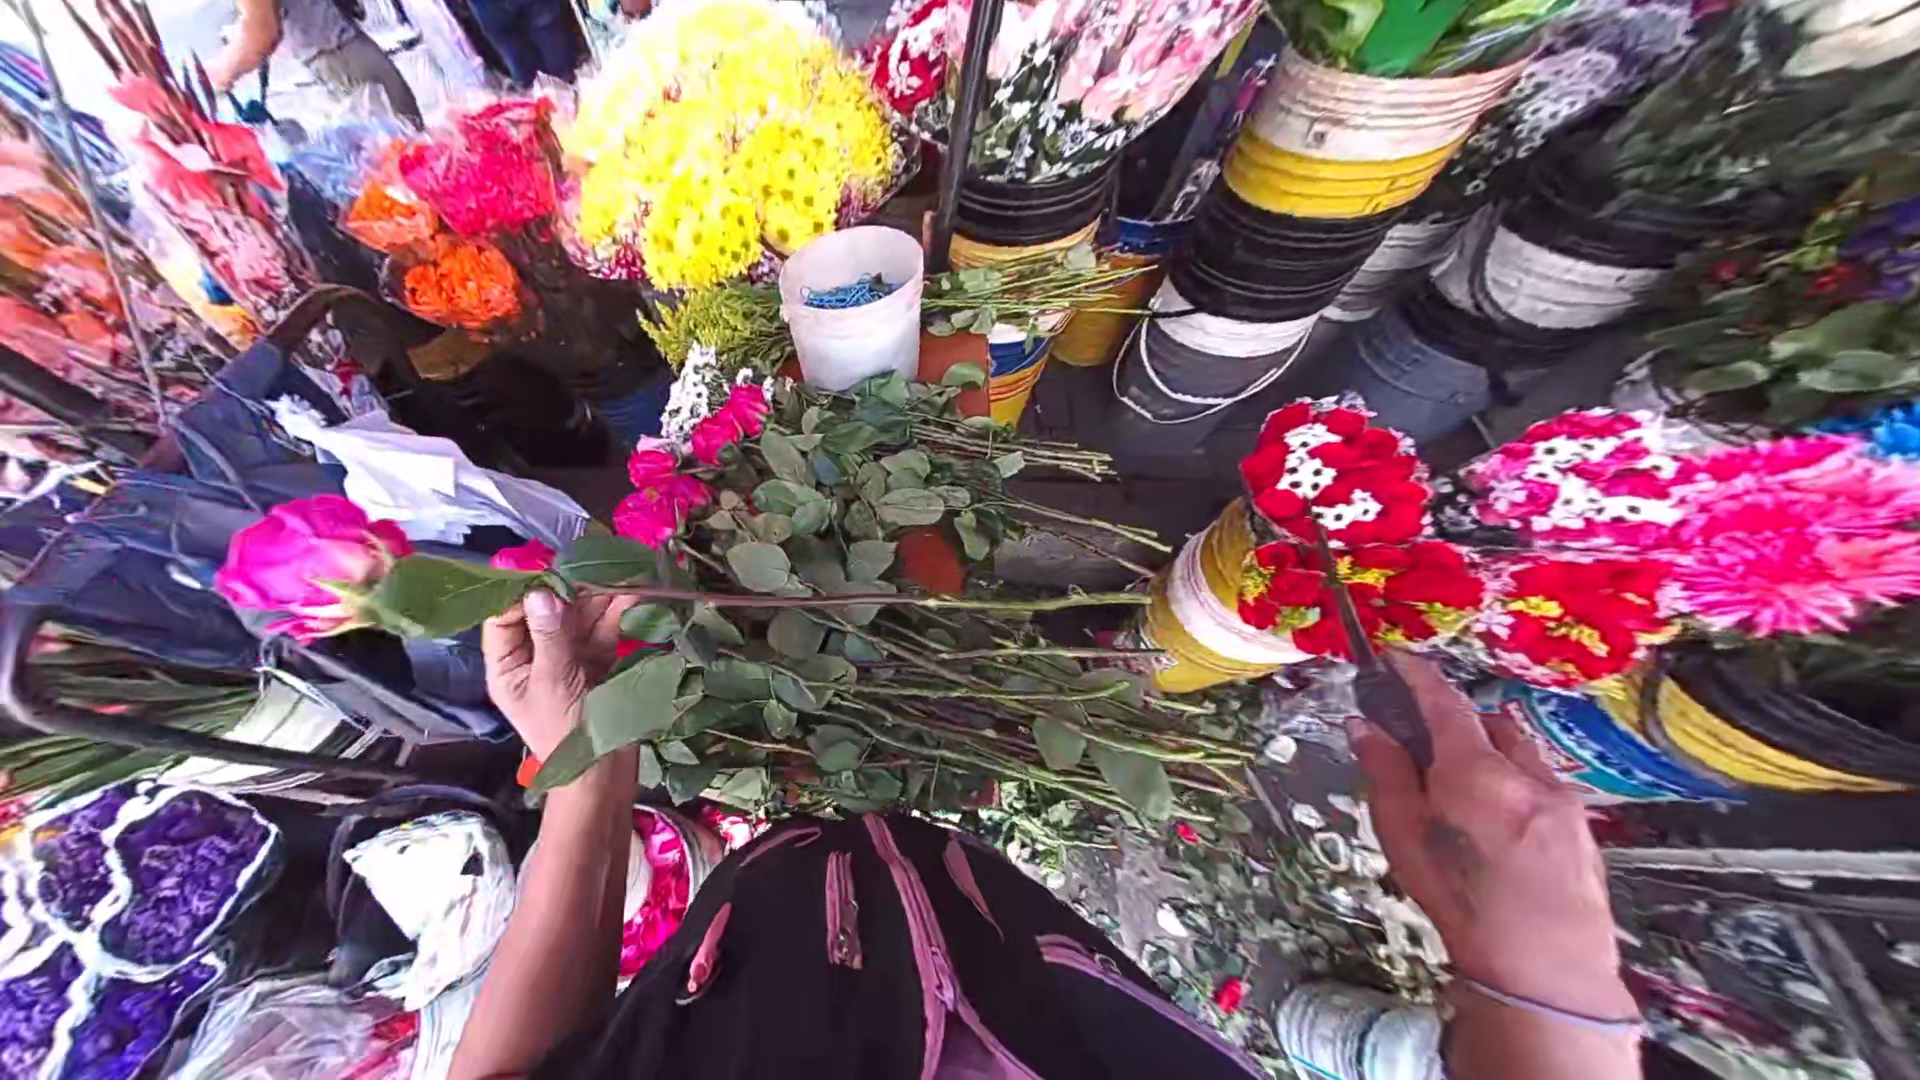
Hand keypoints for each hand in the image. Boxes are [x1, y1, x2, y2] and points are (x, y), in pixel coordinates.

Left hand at [481, 589, 637, 759]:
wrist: (604, 766)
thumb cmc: (564, 730)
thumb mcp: (552, 683)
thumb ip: (550, 637)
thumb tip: (541, 593)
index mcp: (510, 665)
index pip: (505, 618)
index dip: (523, 594)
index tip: (548, 574)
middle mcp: (538, 655)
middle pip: (549, 613)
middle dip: (573, 591)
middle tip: (595, 567)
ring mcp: (571, 656)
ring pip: (582, 617)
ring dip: (601, 597)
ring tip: (622, 575)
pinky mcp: (601, 658)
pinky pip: (607, 629)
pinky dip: (619, 613)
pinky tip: (632, 595)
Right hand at [1350, 653, 1633, 1018]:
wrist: (1544, 967)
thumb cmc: (1457, 891)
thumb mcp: (1400, 828)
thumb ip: (1385, 768)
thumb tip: (1363, 724)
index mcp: (1475, 769)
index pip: (1444, 702)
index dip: (1418, 674)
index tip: (1397, 657)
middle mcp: (1526, 773)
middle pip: (1489, 723)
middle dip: (1457, 722)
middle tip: (1426, 746)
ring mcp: (1563, 802)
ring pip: (1520, 753)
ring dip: (1488, 752)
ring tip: (1463, 789)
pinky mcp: (1584, 830)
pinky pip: (1541, 783)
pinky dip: (1513, 781)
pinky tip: (1497, 822)